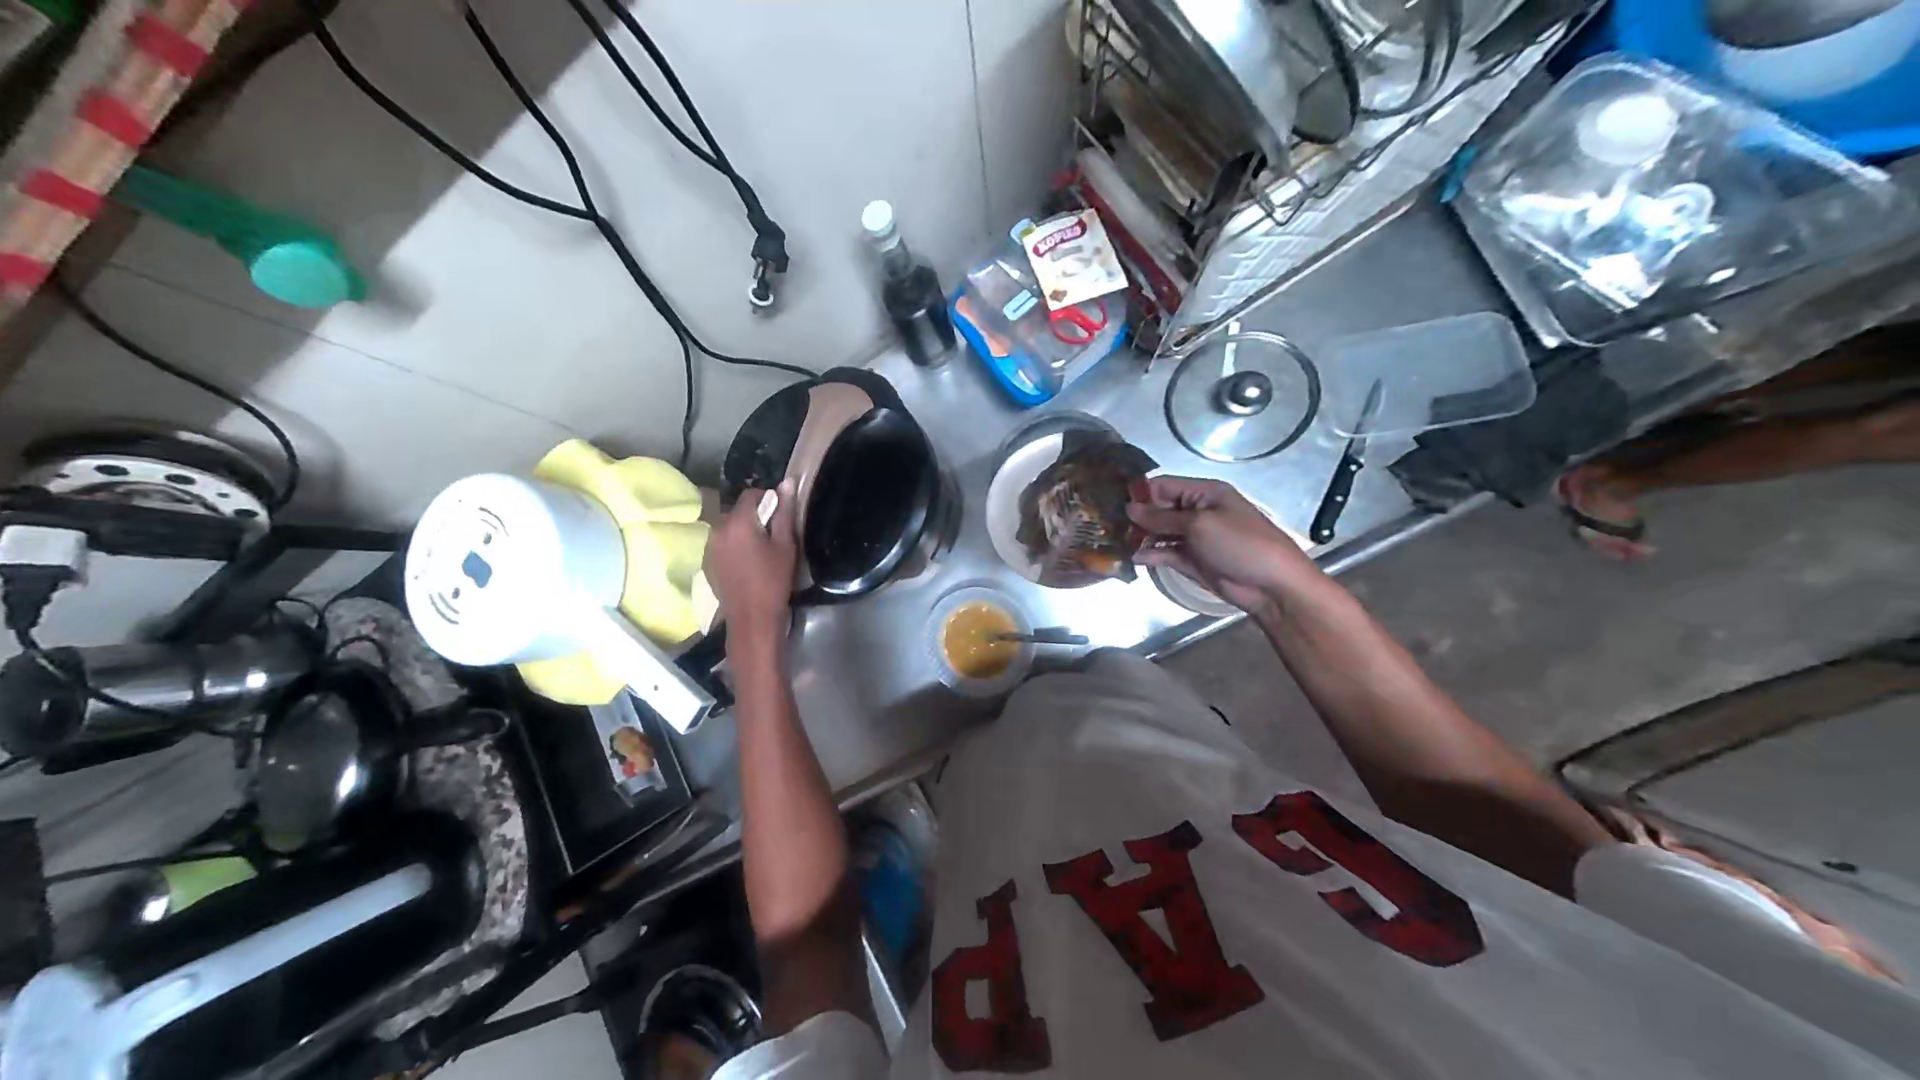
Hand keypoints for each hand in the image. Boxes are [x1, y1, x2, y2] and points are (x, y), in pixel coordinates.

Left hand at [706, 482, 798, 652]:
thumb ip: (785, 513)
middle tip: (773, 534)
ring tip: (759, 549)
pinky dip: (733, 545)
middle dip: (754, 516)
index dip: (768, 498)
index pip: (751, 494)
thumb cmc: (774, 580)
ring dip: (742, 531)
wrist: (752, 618)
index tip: (780, 514)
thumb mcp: (786, 545)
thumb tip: (786, 483)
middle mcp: (718, 529)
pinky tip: (746, 562)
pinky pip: (721, 543)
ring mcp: (709, 546)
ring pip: (728, 527)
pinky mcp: (706, 562)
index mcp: (738, 522)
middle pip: (738, 511)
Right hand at [1128, 476, 1318, 619]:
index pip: (1163, 485)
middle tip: (1105, 523)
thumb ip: (1161, 517)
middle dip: (1135, 515)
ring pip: (1158, 532)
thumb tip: (1130, 508)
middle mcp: (1196, 511)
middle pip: (1158, 508)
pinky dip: (1149, 554)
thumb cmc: (1239, 544)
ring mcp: (1193, 537)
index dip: (1139, 492)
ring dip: (1139, 536)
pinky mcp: (1191, 560)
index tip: (1111, 501)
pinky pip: (1164, 553)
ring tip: (1112, 540)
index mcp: (1204, 493)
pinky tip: (1131, 557)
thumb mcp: (1199, 524)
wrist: (1271, 585)